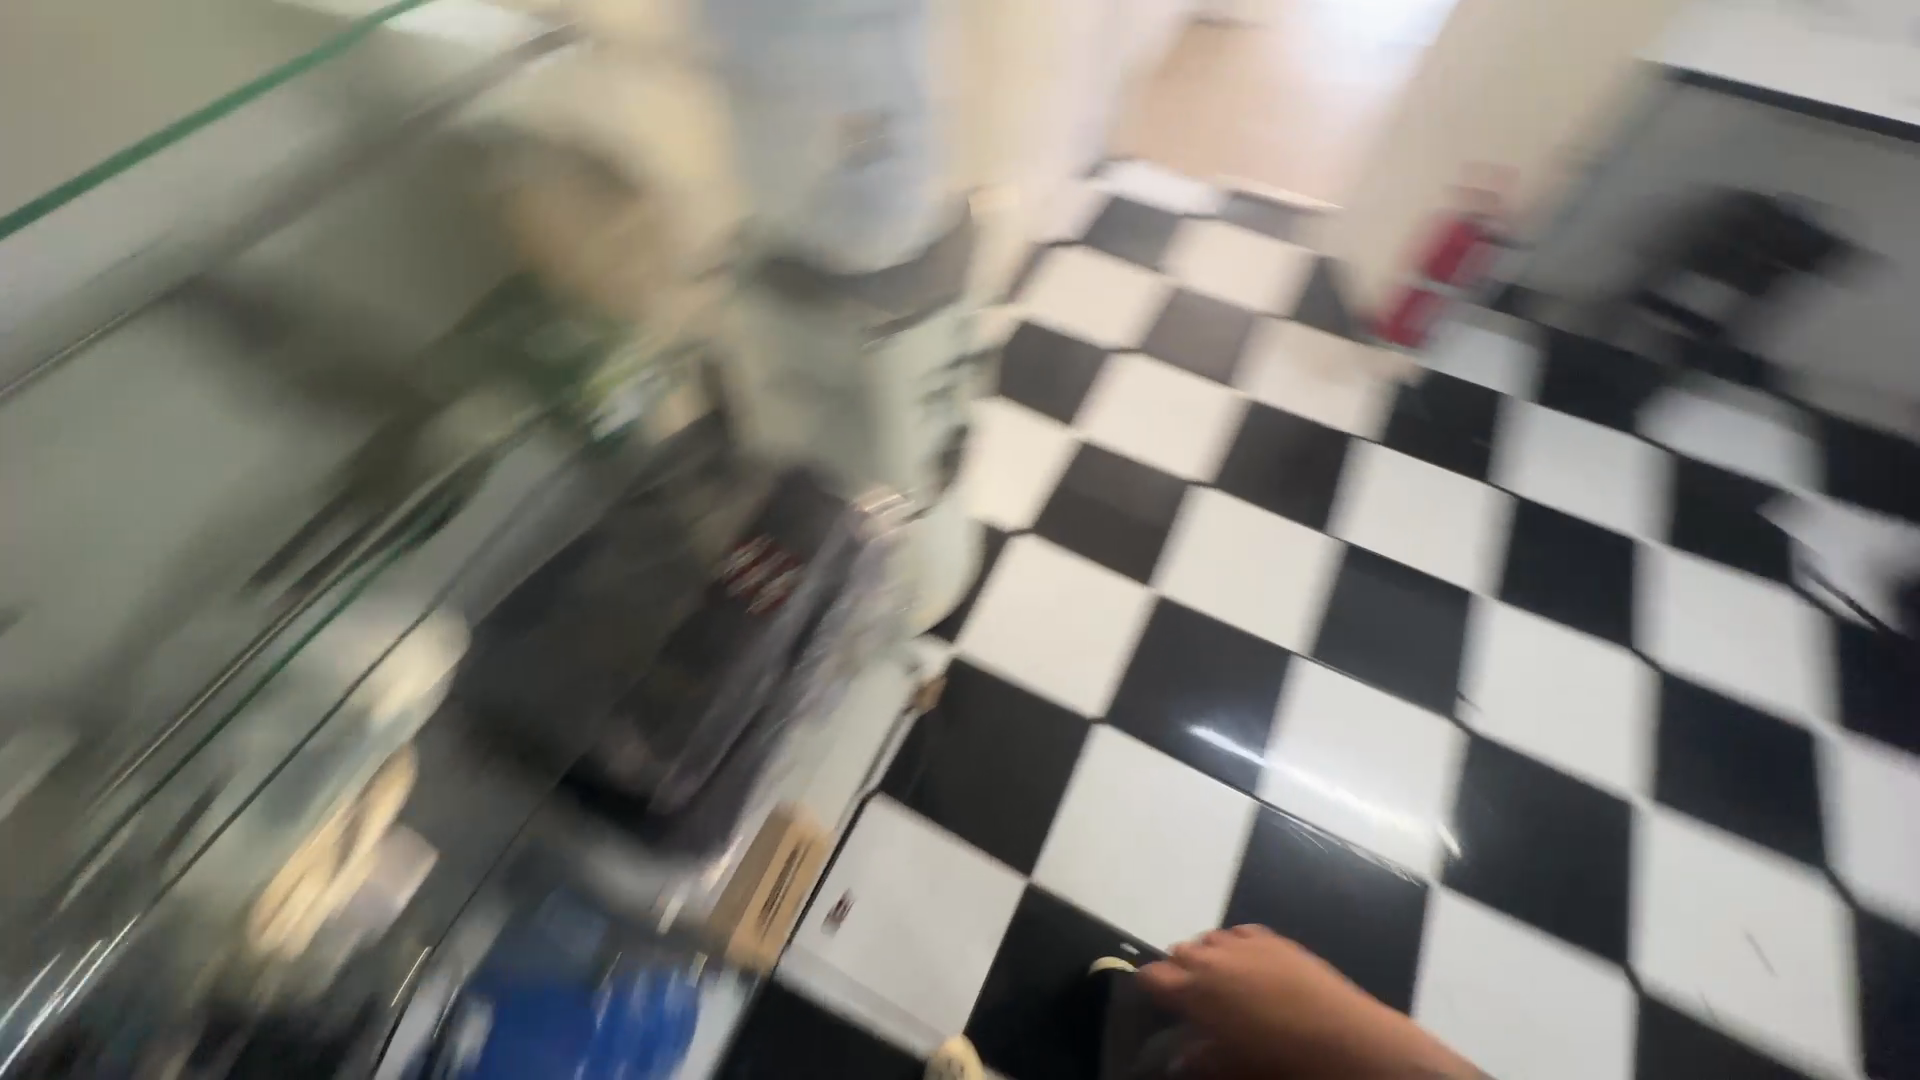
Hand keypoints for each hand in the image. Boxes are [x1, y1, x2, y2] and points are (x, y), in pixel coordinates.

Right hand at [1138, 925, 1478, 1078]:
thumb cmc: (1283, 1062)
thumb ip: (1200, 1058)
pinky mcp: (1273, 938)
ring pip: (1208, 940)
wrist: (1348, 1042)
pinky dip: (1236, 947)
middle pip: (1179, 953)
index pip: (1154, 976)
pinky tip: (1249, 967)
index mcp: (1196, 989)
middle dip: (1180, 972)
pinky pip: (1239, 934)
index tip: (1156, 1002)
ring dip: (1207, 957)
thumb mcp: (1234, 1067)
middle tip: (1193, 1000)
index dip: (1151, 988)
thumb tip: (1175, 1060)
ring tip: (1223, 984)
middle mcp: (1212, 957)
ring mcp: (1243, 943)